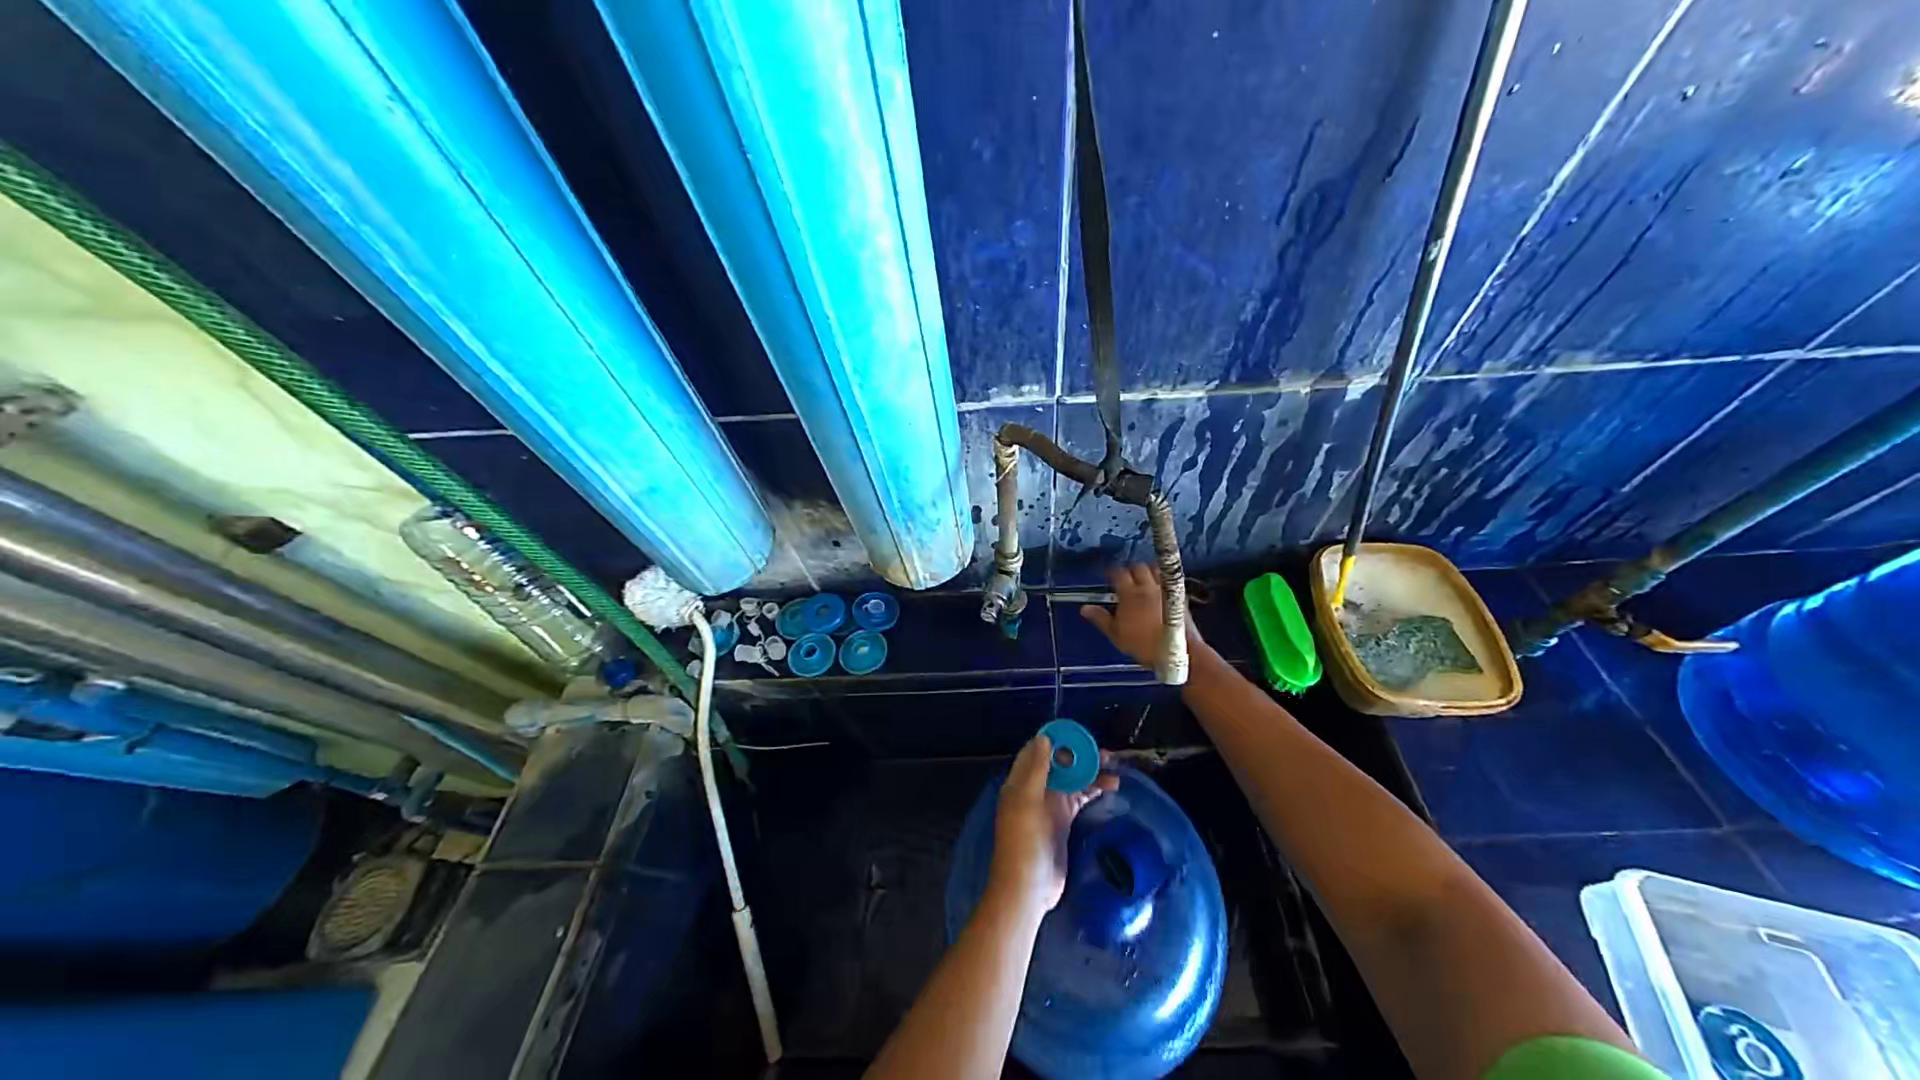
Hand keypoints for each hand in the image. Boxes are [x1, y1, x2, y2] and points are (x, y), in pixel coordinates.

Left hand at [989, 734, 1117, 915]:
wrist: (1028, 889)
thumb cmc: (1024, 843)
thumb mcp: (1026, 801)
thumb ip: (1036, 770)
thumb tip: (1044, 737)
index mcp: (1020, 782)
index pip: (1038, 751)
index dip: (1058, 740)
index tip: (1081, 735)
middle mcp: (1035, 790)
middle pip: (1059, 765)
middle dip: (1080, 756)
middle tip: (1107, 753)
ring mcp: (1050, 806)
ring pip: (1072, 780)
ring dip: (1091, 773)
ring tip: (1115, 770)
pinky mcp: (1064, 822)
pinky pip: (1080, 798)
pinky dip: (1094, 790)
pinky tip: (1110, 787)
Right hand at [1079, 564, 1202, 668]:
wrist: (1177, 651)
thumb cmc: (1143, 645)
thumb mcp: (1116, 635)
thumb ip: (1101, 619)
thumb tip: (1084, 608)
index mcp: (1130, 594)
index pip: (1119, 573)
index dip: (1112, 571)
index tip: (1108, 574)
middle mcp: (1148, 587)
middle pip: (1138, 567)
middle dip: (1129, 568)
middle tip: (1124, 576)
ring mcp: (1165, 589)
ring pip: (1155, 569)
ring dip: (1147, 570)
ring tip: (1143, 577)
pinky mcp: (1179, 595)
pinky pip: (1168, 579)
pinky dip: (1161, 578)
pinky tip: (1158, 587)